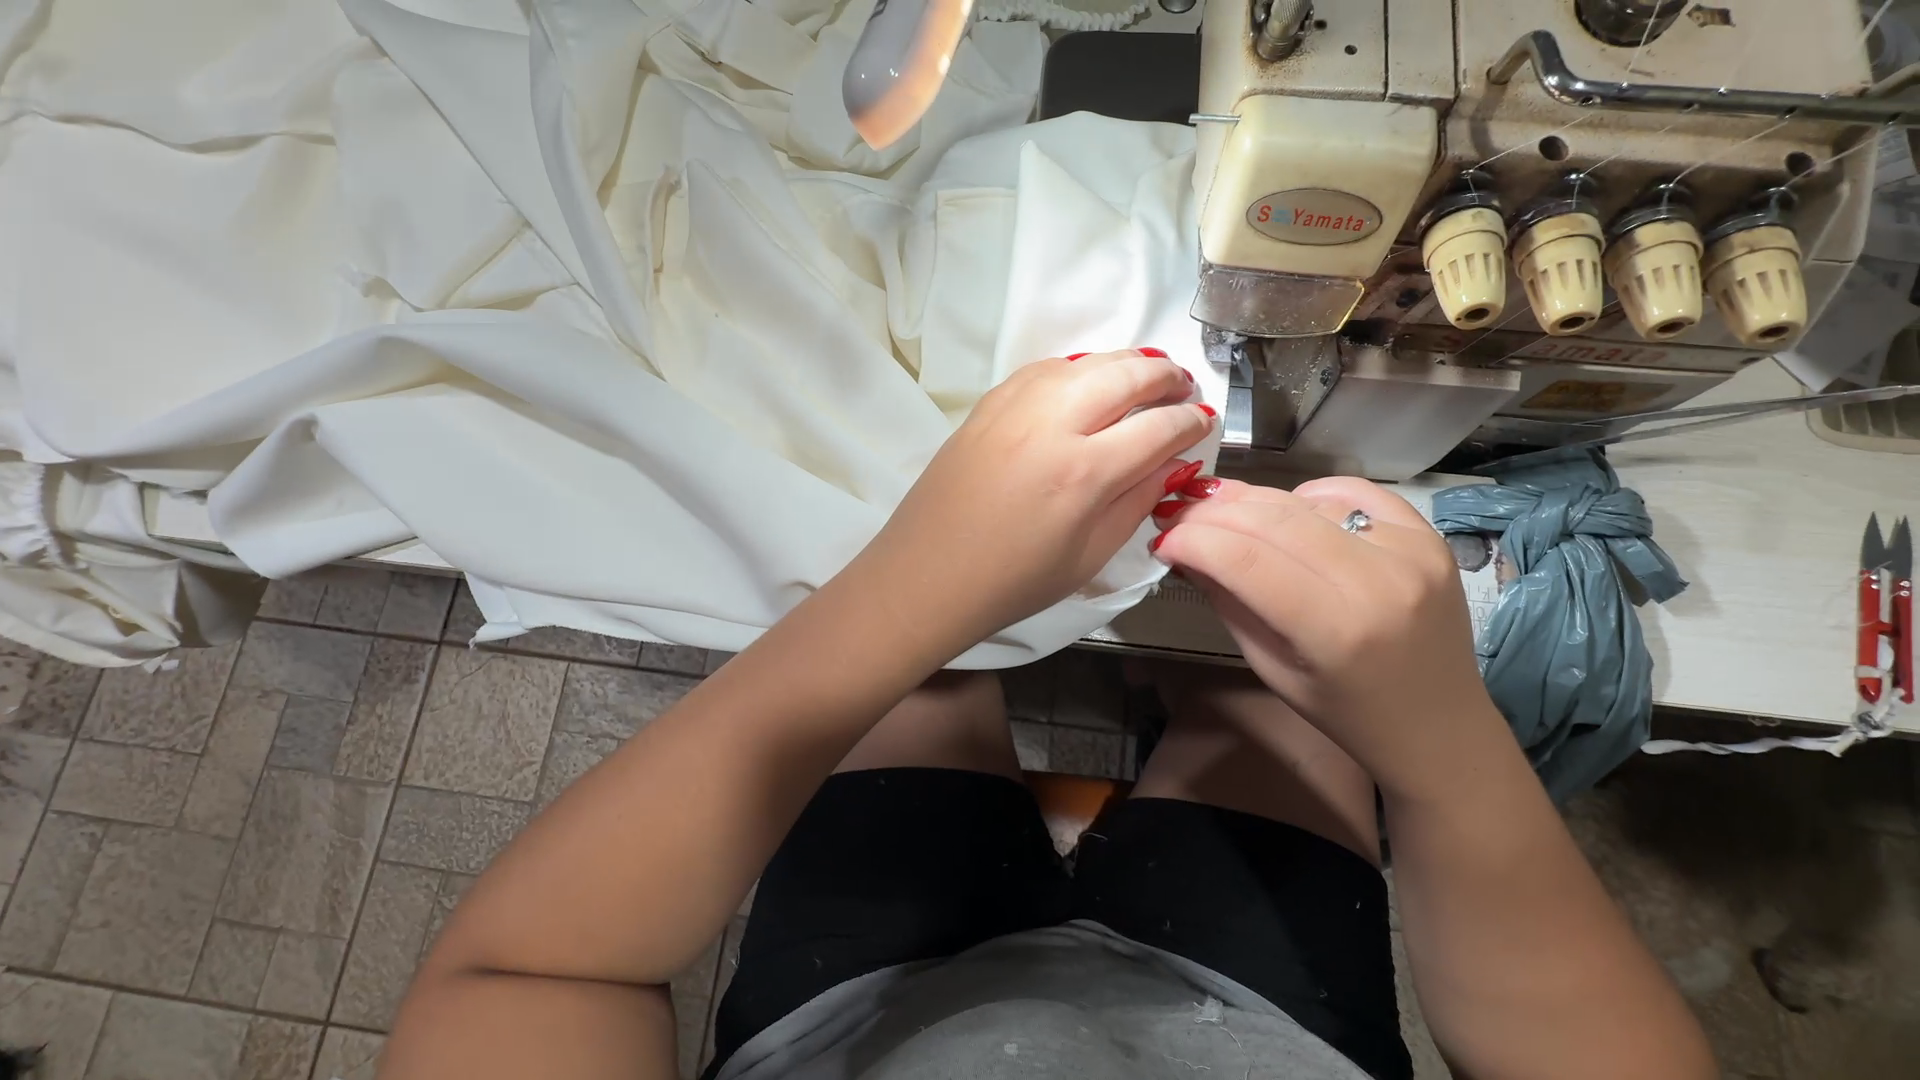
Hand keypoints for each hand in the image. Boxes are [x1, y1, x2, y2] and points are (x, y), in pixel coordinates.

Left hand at [848, 348, 1212, 661]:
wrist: (927, 576)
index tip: (1203, 424)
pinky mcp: (986, 405)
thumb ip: (1136, 501)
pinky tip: (1086, 383)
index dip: (1190, 423)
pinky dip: (1076, 369)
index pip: (1158, 428)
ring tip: (1144, 378)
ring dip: (1124, 363)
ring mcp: (1013, 408)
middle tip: (1183, 387)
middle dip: (1166, 376)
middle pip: (1126, 375)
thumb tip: (1170, 462)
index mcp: (1082, 473)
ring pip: (1084, 361)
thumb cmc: (1012, 582)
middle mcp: (1051, 425)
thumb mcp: (1089, 557)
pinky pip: (1043, 369)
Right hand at [1150, 476, 1501, 799]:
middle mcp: (1378, 581)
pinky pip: (1352, 492)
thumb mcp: (1272, 668)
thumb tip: (1183, 550)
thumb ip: (1229, 602)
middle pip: (1273, 520)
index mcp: (1336, 631)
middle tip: (1178, 515)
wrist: (1437, 725)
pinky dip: (1310, 495)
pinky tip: (1289, 514)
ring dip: (1252, 502)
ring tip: (1220, 512)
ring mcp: (1410, 552)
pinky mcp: (1427, 536)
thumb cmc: (1345, 711)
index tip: (1161, 540)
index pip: (1245, 561)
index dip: (1193, 540)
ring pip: (1306, 500)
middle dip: (1213, 513)